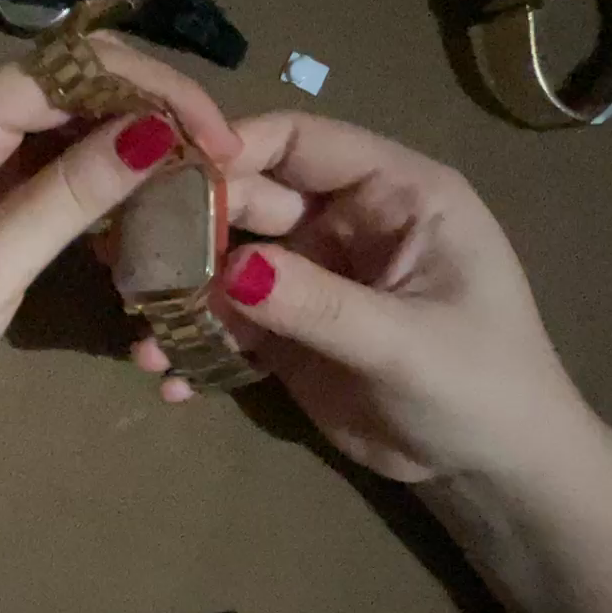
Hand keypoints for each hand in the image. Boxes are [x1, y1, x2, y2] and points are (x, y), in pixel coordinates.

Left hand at [0, 37, 240, 408]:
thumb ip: (72, 193)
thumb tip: (154, 133)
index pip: (74, 69)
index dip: (155, 93)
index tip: (217, 140)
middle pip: (74, 86)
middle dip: (148, 115)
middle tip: (213, 162)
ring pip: (65, 125)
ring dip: (125, 148)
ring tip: (186, 183)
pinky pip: (46, 164)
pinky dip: (91, 181)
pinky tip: (132, 206)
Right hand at [134, 112, 589, 481]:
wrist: (483, 468)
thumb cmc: (478, 387)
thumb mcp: (404, 343)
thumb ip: (317, 304)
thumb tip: (227, 272)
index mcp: (393, 196)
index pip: (304, 145)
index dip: (238, 147)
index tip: (167, 172)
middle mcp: (341, 227)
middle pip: (249, 206)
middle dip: (189, 232)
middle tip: (128, 262)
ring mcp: (307, 281)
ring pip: (226, 272)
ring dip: (183, 303)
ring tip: (144, 344)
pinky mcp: (284, 333)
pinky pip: (229, 329)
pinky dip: (197, 351)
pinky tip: (172, 383)